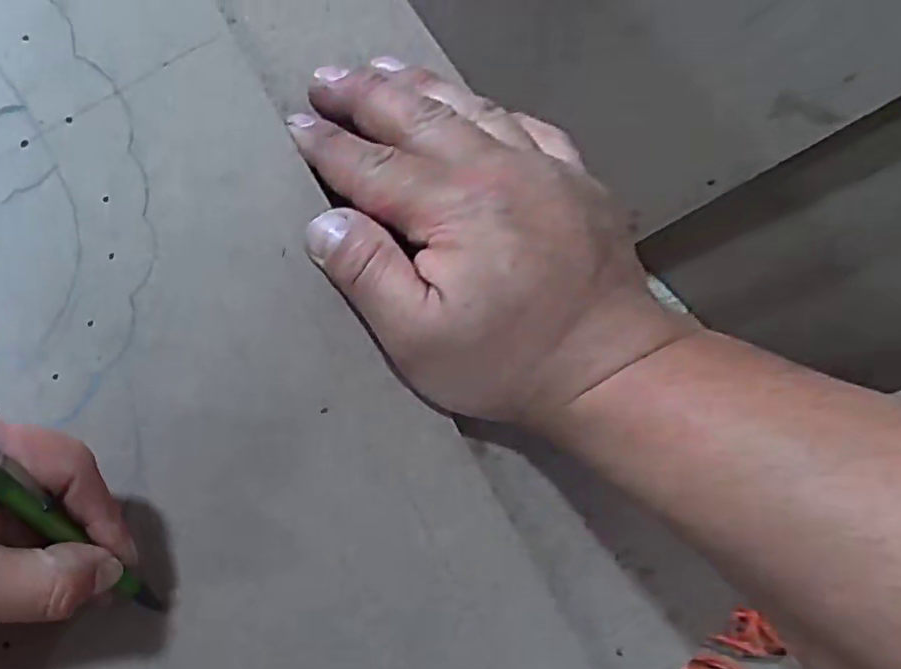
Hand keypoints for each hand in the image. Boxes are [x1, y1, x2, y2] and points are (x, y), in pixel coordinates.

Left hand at [0, 401, 137, 657]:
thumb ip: (52, 582)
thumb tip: (110, 574)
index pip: (65, 462)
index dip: (103, 516)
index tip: (119, 569)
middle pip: (48, 477)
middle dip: (76, 533)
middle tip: (91, 583)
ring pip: (26, 498)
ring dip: (48, 543)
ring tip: (52, 587)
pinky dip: (20, 545)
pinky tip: (15, 576)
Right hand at [286, 59, 699, 428]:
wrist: (606, 366)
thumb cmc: (501, 362)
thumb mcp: (415, 335)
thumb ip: (367, 273)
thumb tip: (324, 222)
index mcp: (453, 206)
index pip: (373, 166)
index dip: (329, 146)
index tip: (294, 124)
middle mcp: (497, 169)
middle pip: (418, 119)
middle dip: (365, 96)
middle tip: (325, 78)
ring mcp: (542, 168)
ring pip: (468, 108)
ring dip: (417, 87)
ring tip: (380, 70)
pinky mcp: (573, 181)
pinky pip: (524, 123)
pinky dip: (485, 106)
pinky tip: (470, 103)